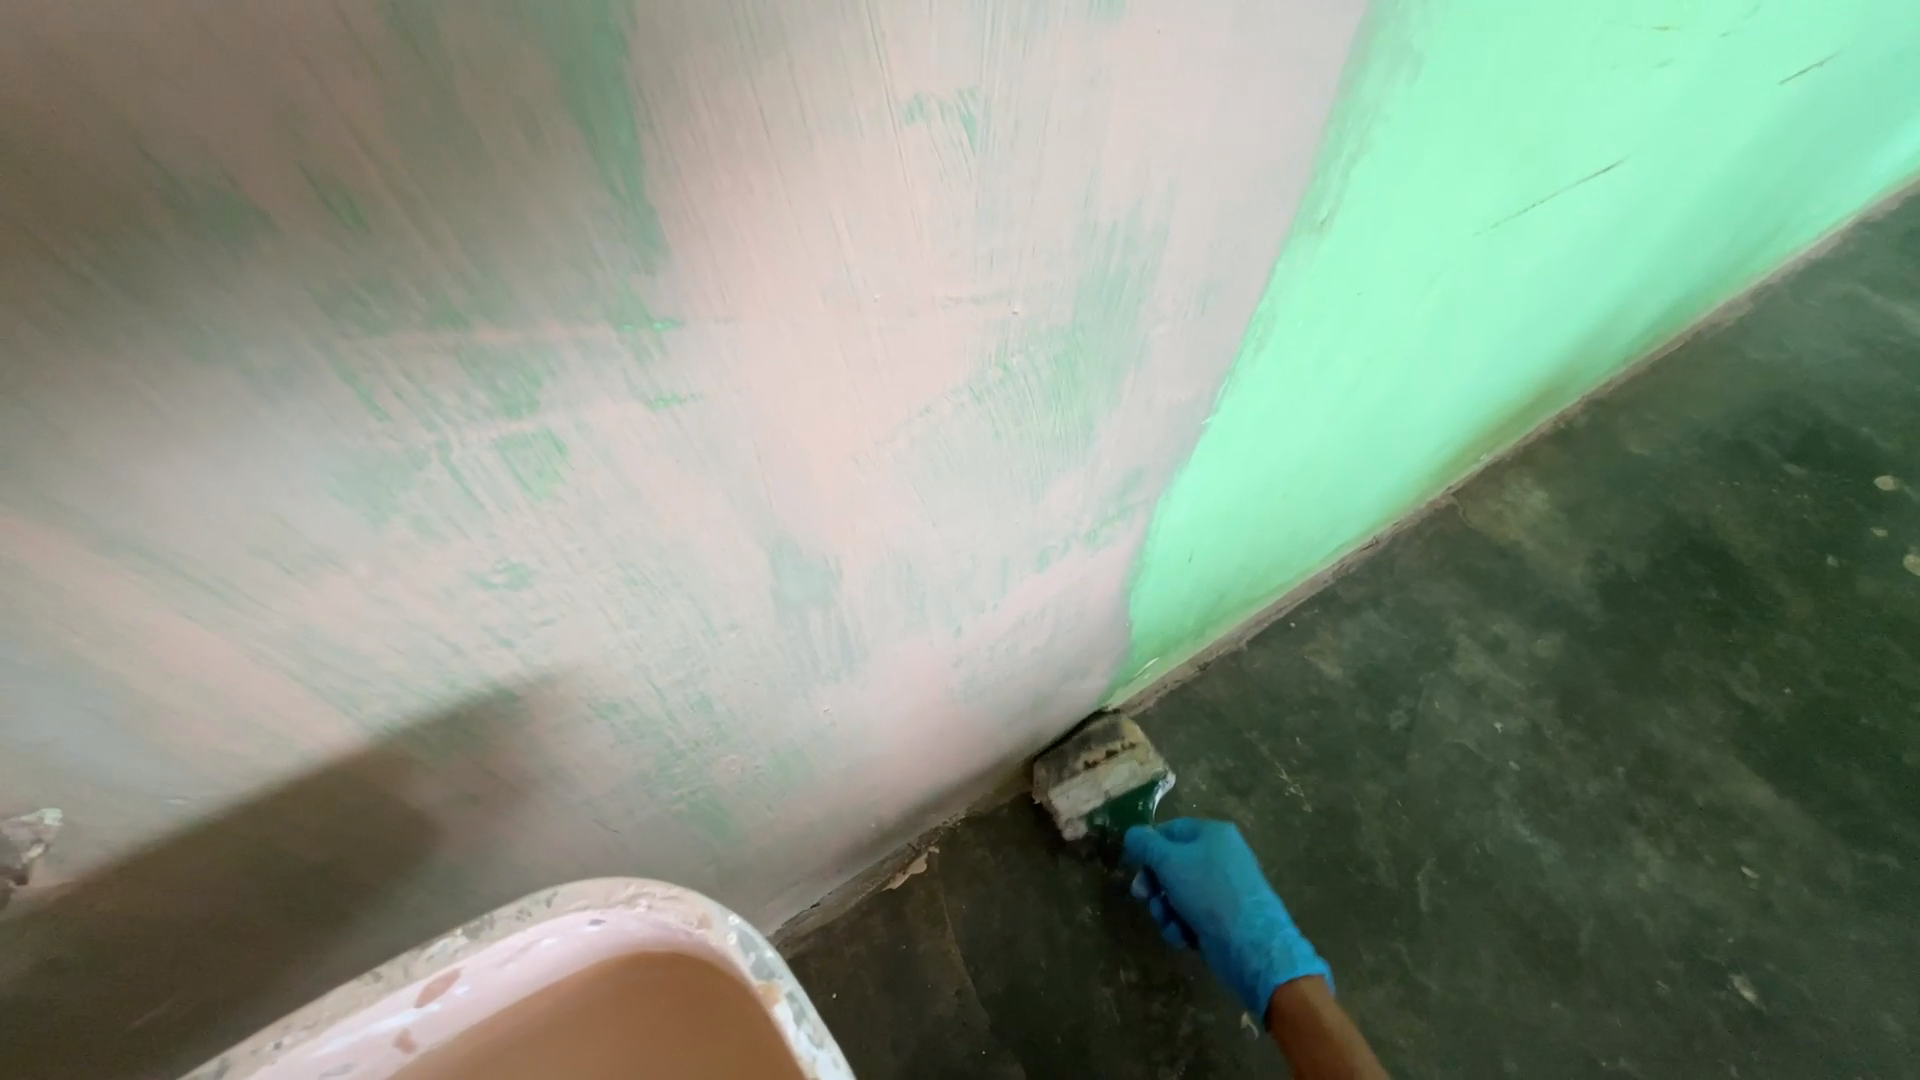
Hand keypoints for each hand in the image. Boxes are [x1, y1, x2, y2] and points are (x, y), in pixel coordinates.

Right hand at [1124, 818, 1330, 1016]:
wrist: (1253, 948)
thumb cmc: (1208, 893)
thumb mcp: (1169, 861)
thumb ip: (1144, 843)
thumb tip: (1133, 834)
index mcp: (1212, 834)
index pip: (1169, 830)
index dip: (1148, 848)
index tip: (1133, 866)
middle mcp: (1220, 857)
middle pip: (1171, 864)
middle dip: (1154, 884)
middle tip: (1143, 897)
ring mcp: (1224, 889)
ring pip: (1178, 893)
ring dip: (1165, 908)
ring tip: (1169, 922)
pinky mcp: (1224, 919)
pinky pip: (1192, 914)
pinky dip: (1182, 925)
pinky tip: (1183, 937)